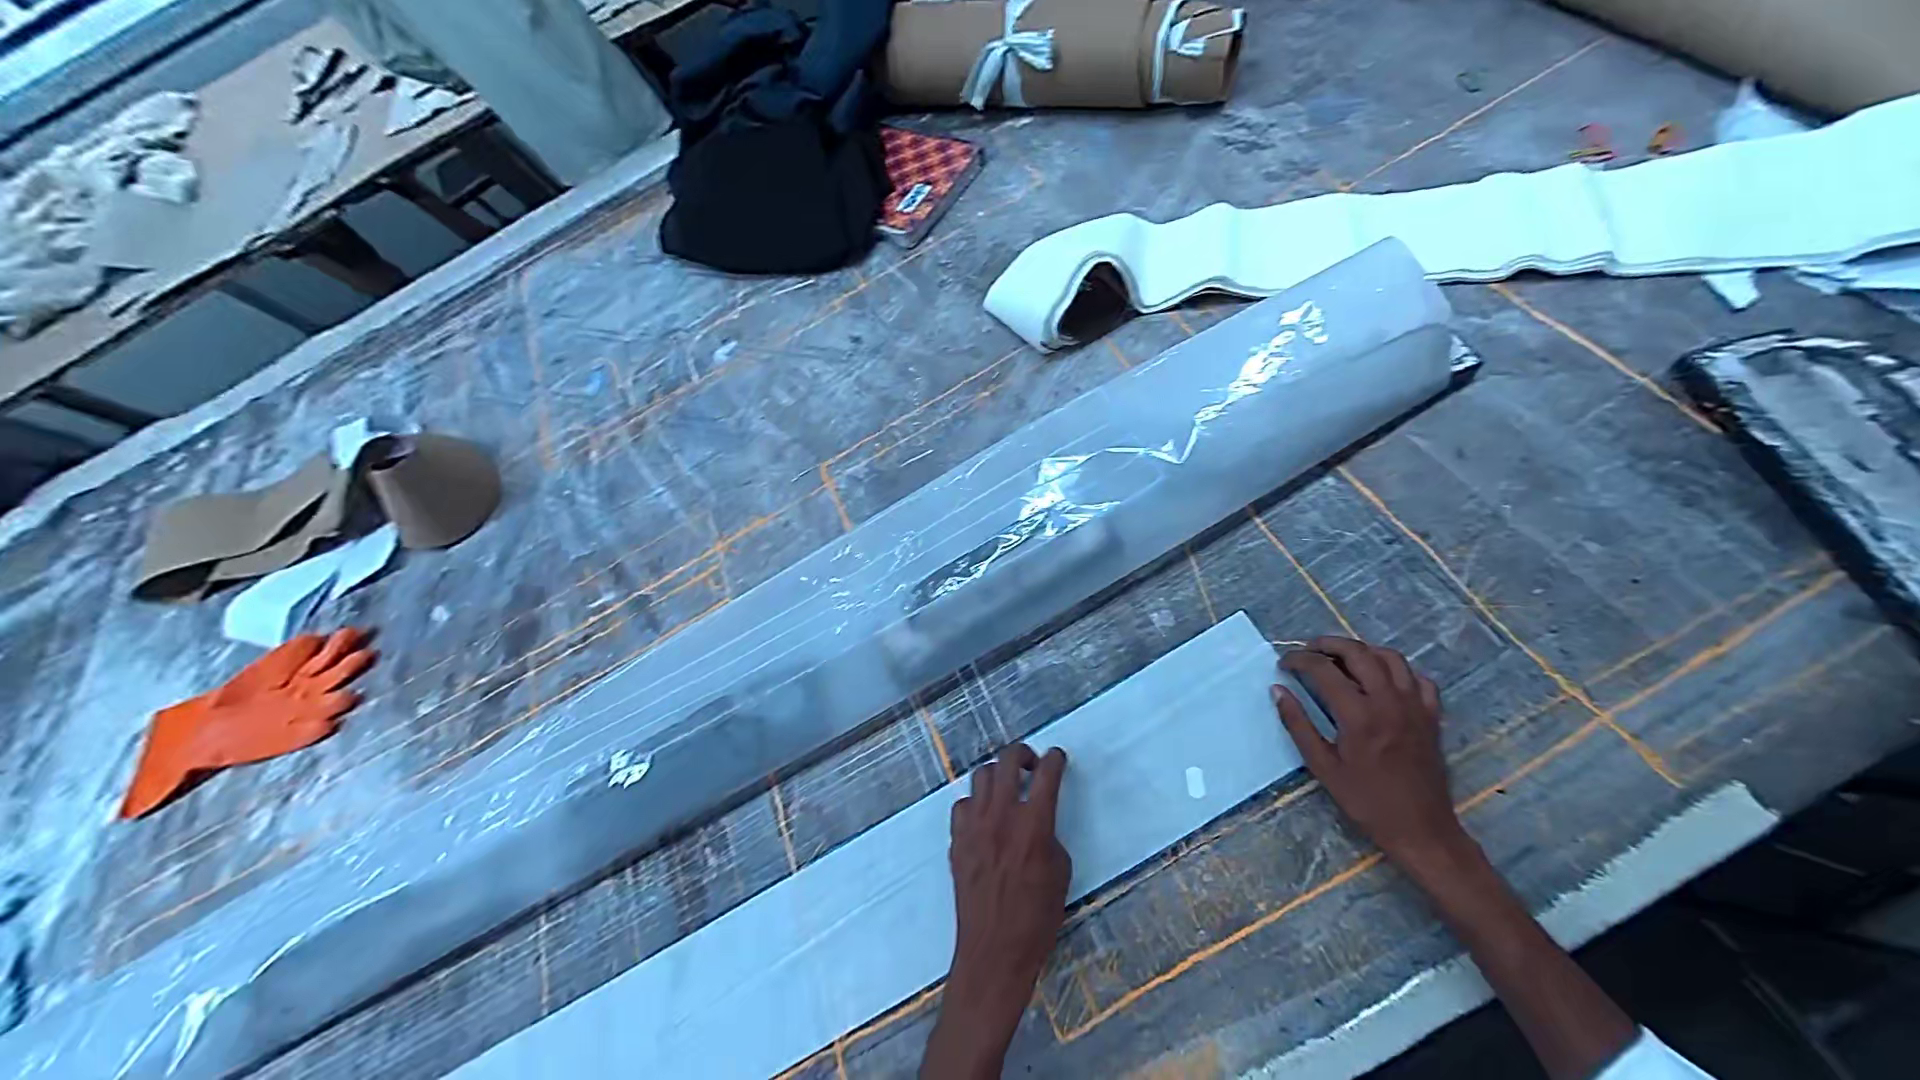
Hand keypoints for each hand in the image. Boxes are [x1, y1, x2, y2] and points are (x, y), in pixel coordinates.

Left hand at [921, 744, 1069, 1079]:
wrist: (994, 950)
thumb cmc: (1037, 918)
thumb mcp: (1060, 873)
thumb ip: (1049, 835)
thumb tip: (1038, 821)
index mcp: (1034, 824)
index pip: (1046, 774)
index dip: (1054, 759)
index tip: (1057, 757)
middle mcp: (1001, 815)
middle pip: (1007, 761)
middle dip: (1023, 755)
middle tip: (1031, 765)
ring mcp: (974, 825)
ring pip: (981, 776)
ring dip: (998, 776)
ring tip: (1007, 788)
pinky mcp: (956, 839)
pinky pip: (963, 805)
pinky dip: (976, 804)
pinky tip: (984, 818)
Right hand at [1273, 637, 1464, 870]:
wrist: (1421, 828)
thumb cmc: (1366, 800)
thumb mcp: (1322, 766)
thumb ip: (1298, 724)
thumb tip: (1278, 691)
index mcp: (1358, 715)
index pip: (1324, 669)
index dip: (1299, 660)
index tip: (1284, 664)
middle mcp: (1389, 702)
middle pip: (1358, 653)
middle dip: (1328, 644)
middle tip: (1308, 650)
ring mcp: (1415, 706)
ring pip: (1390, 658)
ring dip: (1362, 650)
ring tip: (1342, 658)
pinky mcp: (1432, 716)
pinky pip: (1418, 678)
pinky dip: (1397, 670)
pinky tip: (1382, 679)